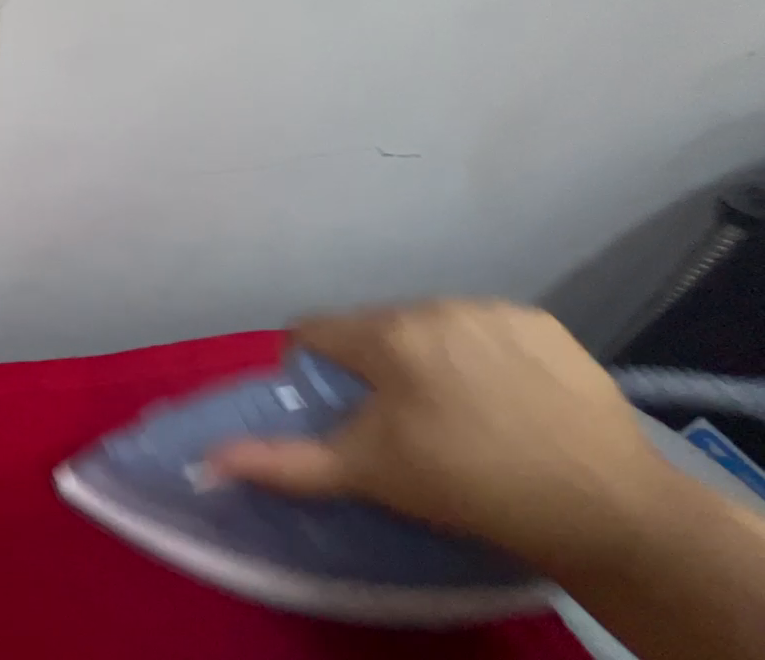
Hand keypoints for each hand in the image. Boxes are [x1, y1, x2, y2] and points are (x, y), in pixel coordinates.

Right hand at [210, 297, 675, 569]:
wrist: (609, 510)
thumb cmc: (467, 485)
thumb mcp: (367, 474)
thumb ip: (284, 459)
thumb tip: (209, 459)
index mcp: (384, 334)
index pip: (311, 333)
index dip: (312, 371)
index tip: (342, 411)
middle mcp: (431, 306)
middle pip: (368, 329)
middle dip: (370, 367)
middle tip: (400, 423)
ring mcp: (491, 310)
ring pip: (424, 326)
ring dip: (422, 357)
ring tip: (456, 411)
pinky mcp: (542, 323)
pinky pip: (480, 328)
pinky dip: (477, 354)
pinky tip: (504, 396)